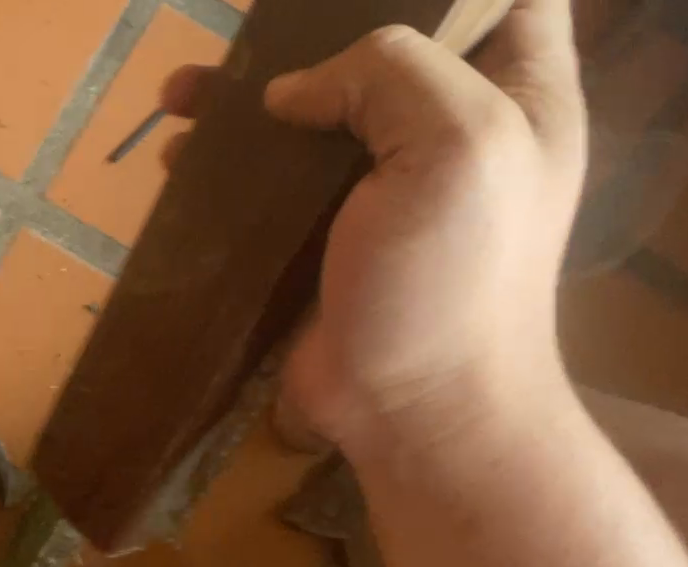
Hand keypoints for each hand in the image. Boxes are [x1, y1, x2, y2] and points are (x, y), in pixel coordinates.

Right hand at [162, 0, 587, 451]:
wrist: (410, 406)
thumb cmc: (450, 278)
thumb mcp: (455, 145)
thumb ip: (387, 76)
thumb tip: (292, 88)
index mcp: (509, 91)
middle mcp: (442, 132)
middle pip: (373, 54)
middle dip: (301, 40)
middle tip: (238, 39)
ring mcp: (371, 193)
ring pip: (304, 122)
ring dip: (241, 105)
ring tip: (178, 99)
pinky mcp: (314, 244)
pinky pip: (266, 190)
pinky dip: (222, 172)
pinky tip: (179, 165)